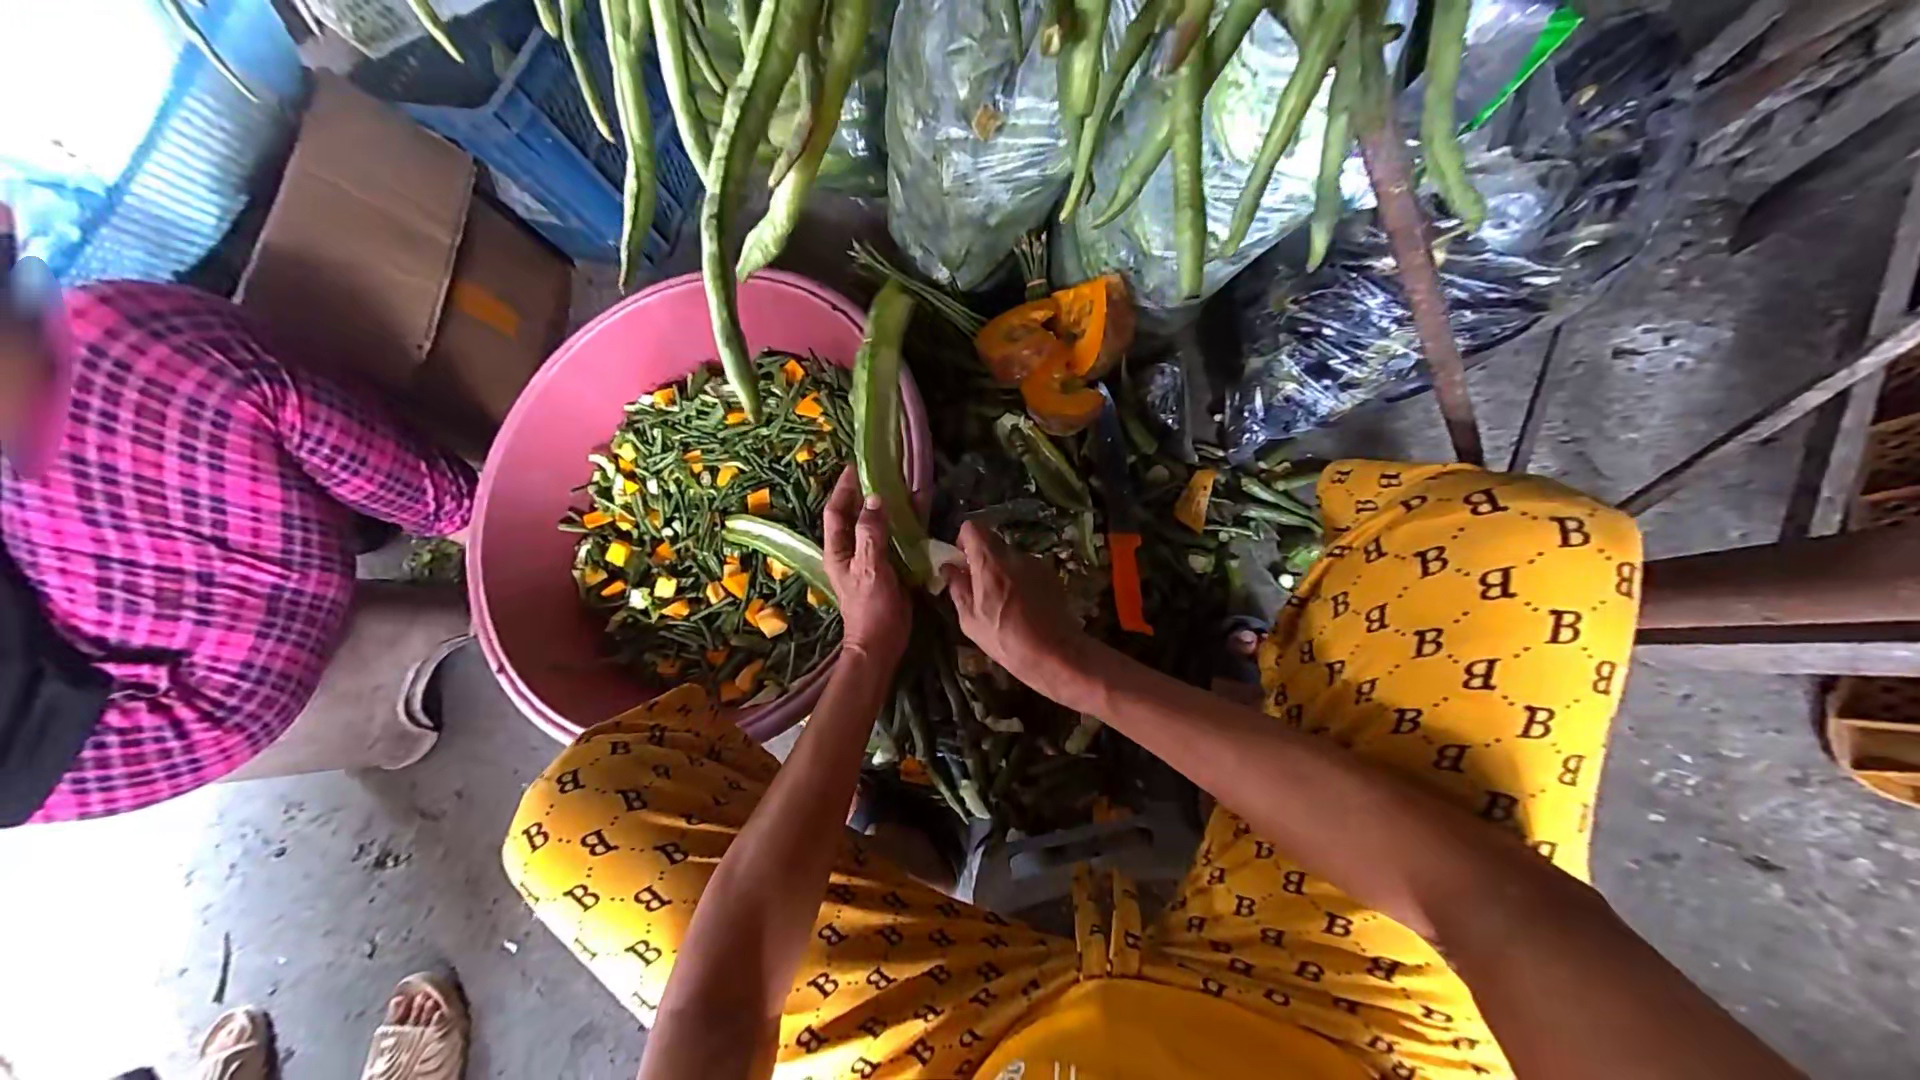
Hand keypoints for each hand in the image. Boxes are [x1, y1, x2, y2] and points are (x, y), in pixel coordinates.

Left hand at [823, 468, 909, 666]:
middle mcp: (852, 550)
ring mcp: (870, 558)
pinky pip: (895, 538)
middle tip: (886, 471)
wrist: (882, 642)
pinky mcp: (889, 566)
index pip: (836, 510)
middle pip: (857, 514)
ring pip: (878, 524)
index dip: (844, 488)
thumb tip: (875, 499)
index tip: (857, 466)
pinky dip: (904, 524)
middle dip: (869, 492)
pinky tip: (918, 513)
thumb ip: (871, 533)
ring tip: (906, 485)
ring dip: (890, 506)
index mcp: (838, 549)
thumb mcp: (869, 567)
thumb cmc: (871, 607)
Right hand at [944, 520, 1091, 684]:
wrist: (1054, 652)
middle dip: (982, 560)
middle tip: (979, 588)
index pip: (973, 528)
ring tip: (1003, 603)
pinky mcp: (1051, 575)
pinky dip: (1020, 581)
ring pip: (1011, 558)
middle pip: (993, 543)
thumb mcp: (970, 619)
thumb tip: (948, 568)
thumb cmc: (1005, 638)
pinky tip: (1022, 607)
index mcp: (990, 562)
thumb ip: (957, 588)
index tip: (962, 563)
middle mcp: (1014, 555)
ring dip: (1002, 572)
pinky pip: (1027, 570)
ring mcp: (1036, 564)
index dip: (964, 540)